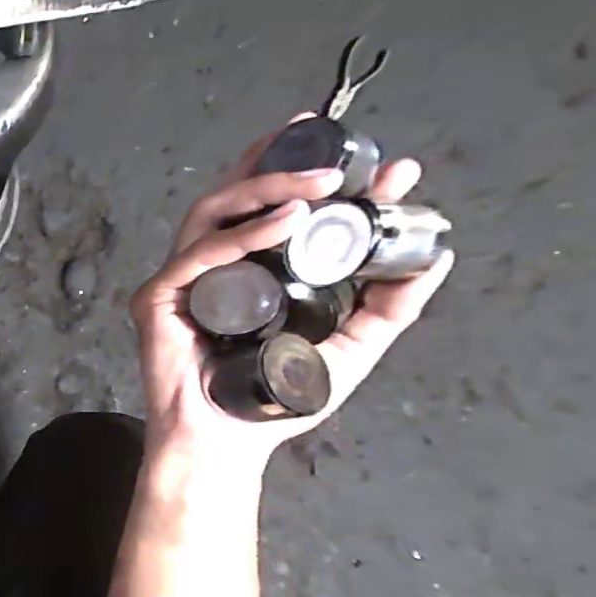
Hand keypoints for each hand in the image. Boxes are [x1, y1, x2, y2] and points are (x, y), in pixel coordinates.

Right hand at [132, 117, 454, 469]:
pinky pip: (198, 255)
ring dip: (266, 188)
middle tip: (334, 152)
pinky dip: (240, 235)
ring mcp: (182, 278)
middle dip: (282, 162)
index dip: (318, 178)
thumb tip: (437, 256)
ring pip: (214, 211)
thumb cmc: (274, 402)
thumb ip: (387, 307)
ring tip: (321, 187)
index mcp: (247, 269)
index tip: (380, 167)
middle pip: (237, 196)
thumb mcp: (348, 348)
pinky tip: (284, 221)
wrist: (224, 444)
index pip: (276, 209)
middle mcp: (212, 264)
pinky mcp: (158, 297)